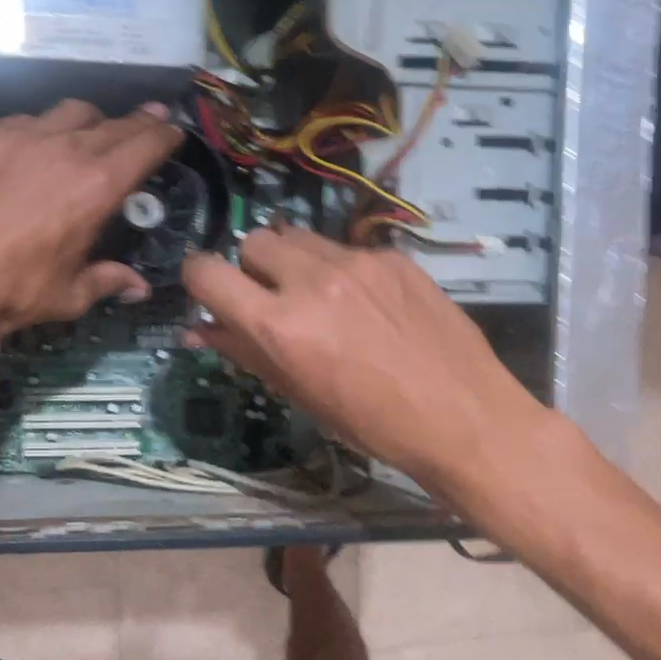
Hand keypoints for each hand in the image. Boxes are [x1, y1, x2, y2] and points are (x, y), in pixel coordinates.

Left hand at [0, 99, 182, 337]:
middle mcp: (62, 150)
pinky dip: (36, 132)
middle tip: (146, 122)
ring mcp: (17, 138)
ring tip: (86, 134)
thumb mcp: (70, 295)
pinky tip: (29, 151)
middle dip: (135, 123)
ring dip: (86, 122)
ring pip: (66, 113)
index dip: (164, 135)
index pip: (144, 144)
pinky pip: (20, 122)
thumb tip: (139, 286)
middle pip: (111, 123)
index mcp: (95, 187)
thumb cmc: (14, 294)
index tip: (172, 132)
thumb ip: (107, 280)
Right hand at [182, 227, 544, 487]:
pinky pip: (345, 248)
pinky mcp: (393, 256)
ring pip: (298, 236)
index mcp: (279, 325)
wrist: (463, 418)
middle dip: (252, 268)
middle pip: (254, 242)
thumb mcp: (298, 393)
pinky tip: (368, 305)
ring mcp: (357, 262)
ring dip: (293, 262)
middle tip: (274, 302)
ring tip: (320, 299)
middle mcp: (312, 281)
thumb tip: (197, 330)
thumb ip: (243, 351)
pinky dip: (340, 270)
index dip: (199, 281)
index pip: (207, 272)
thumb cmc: (371, 423)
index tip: (212, 295)